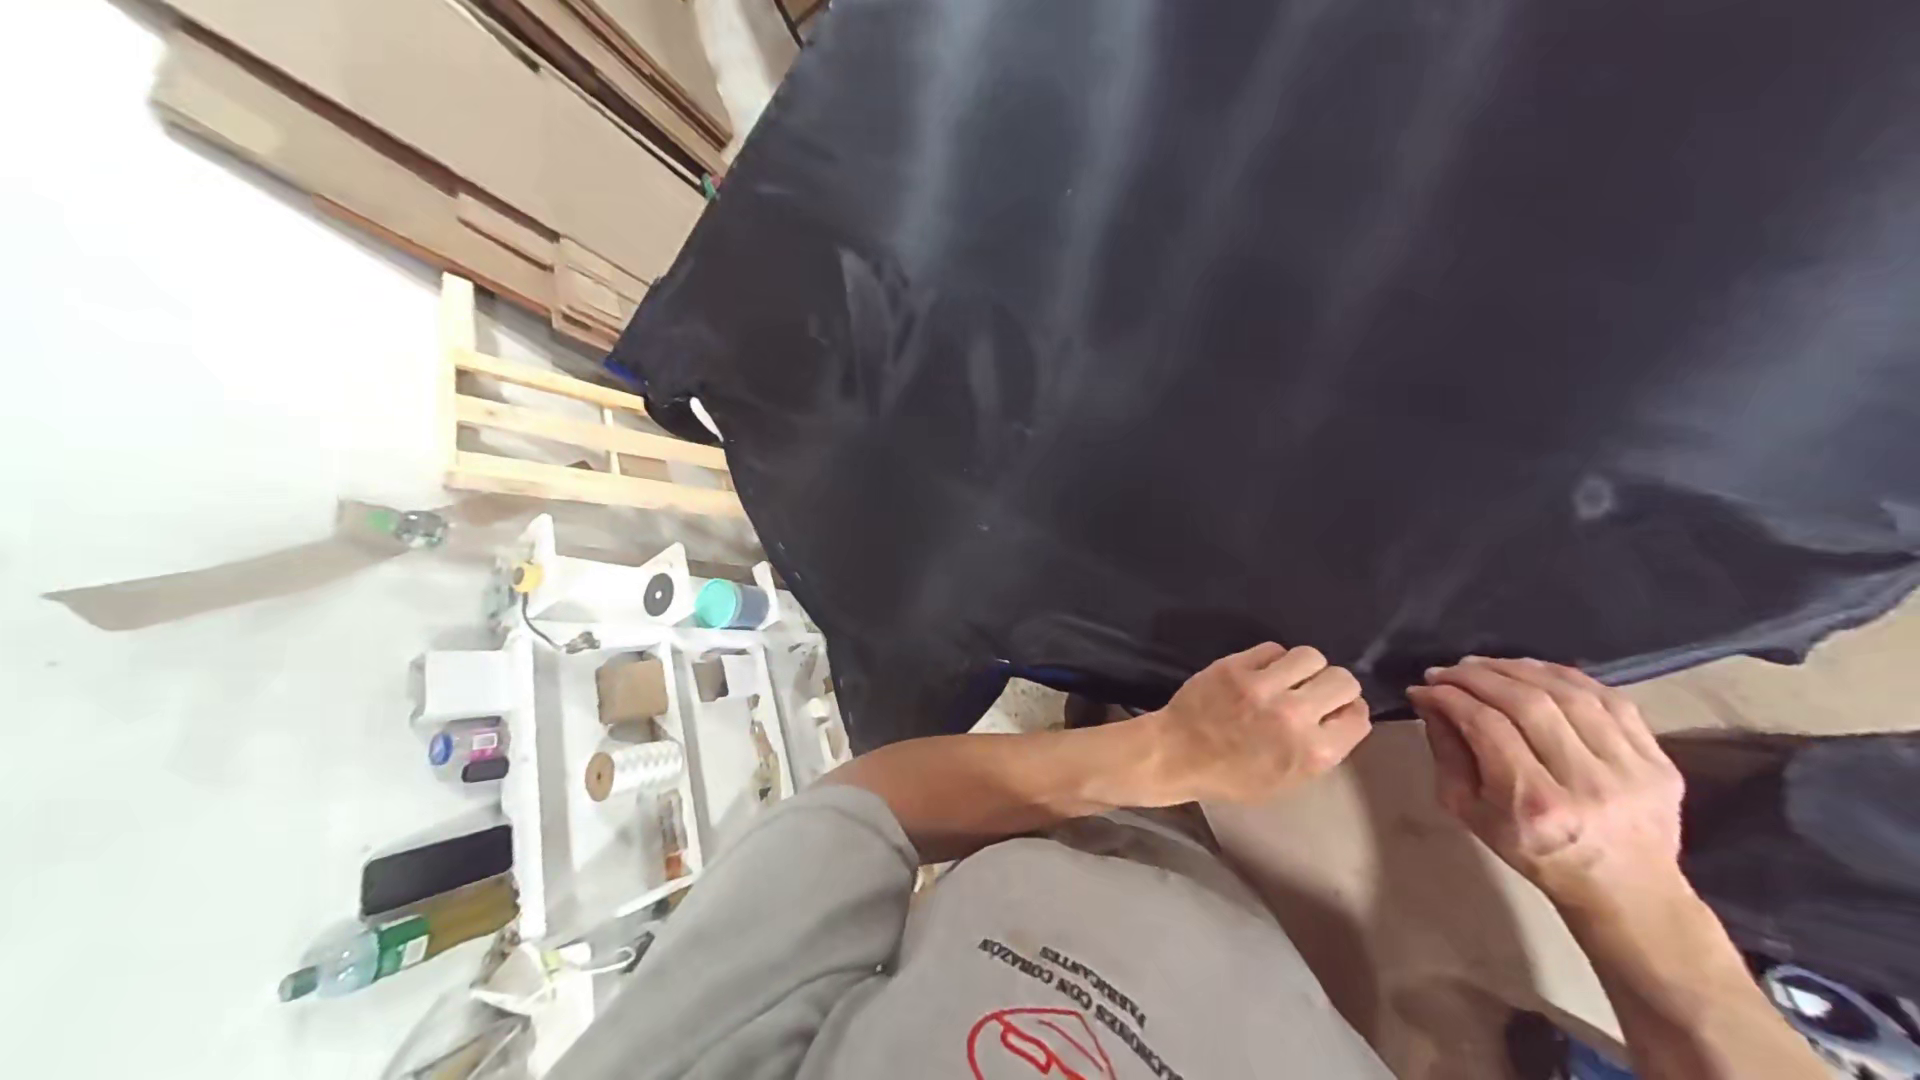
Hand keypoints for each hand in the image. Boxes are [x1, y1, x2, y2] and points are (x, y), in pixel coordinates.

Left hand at [1140, 642, 1371, 803]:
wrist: (1176, 754)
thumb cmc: (1230, 777)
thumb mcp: (1287, 780)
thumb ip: (1320, 750)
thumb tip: (1341, 716)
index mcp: (1313, 752)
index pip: (1358, 716)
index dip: (1348, 710)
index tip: (1335, 709)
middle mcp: (1294, 716)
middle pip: (1342, 680)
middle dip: (1333, 685)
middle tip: (1314, 690)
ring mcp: (1263, 687)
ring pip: (1310, 656)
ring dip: (1304, 666)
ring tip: (1288, 677)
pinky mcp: (1235, 667)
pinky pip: (1272, 648)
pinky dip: (1272, 658)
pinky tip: (1261, 671)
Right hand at [1407, 657, 1686, 916]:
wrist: (1625, 890)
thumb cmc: (1533, 852)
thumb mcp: (1469, 811)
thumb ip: (1448, 753)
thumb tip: (1431, 702)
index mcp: (1535, 803)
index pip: (1485, 725)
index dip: (1448, 697)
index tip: (1422, 689)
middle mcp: (1587, 782)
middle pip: (1527, 703)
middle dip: (1477, 677)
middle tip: (1446, 672)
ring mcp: (1632, 770)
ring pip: (1568, 694)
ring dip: (1516, 669)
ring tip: (1483, 665)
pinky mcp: (1659, 761)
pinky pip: (1611, 700)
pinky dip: (1565, 676)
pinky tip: (1532, 671)